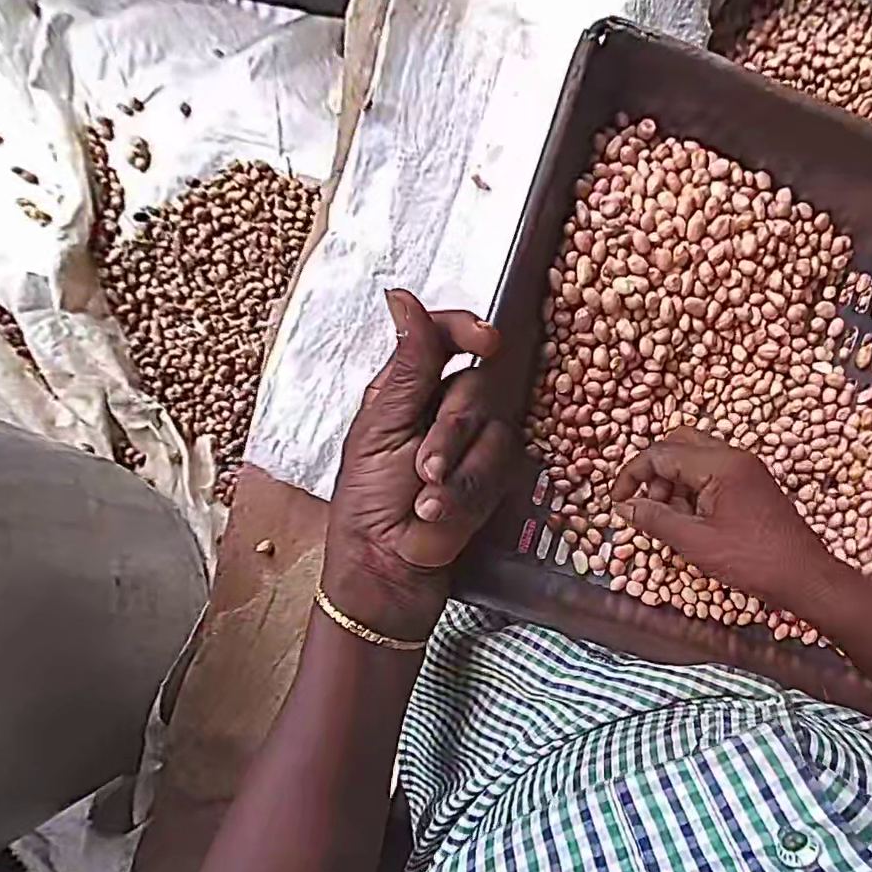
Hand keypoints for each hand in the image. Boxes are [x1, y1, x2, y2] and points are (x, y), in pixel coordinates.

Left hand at [323, 290, 519, 640]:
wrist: (388, 573)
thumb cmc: (368, 506)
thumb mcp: (380, 433)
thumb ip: (407, 368)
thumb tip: (403, 298)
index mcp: (405, 391)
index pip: (444, 338)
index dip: (467, 330)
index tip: (487, 340)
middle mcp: (442, 412)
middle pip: (477, 388)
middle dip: (454, 433)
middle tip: (425, 470)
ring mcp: (471, 448)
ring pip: (497, 434)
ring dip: (462, 475)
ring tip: (428, 504)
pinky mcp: (492, 480)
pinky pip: (503, 470)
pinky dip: (472, 496)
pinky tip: (444, 516)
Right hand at [611, 429, 840, 611]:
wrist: (803, 575)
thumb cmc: (753, 560)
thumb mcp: (695, 542)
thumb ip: (655, 519)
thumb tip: (625, 507)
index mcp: (720, 464)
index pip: (661, 453)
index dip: (632, 476)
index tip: (617, 501)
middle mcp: (734, 457)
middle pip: (677, 445)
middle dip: (653, 474)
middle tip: (645, 506)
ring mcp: (745, 468)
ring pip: (694, 459)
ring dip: (672, 483)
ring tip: (670, 520)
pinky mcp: (750, 483)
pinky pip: (711, 474)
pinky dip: (692, 491)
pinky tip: (691, 522)